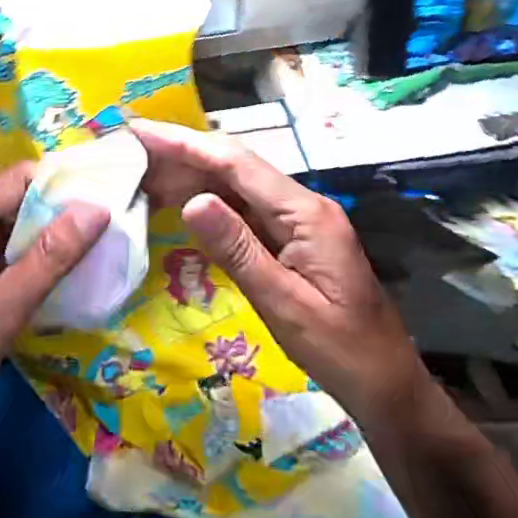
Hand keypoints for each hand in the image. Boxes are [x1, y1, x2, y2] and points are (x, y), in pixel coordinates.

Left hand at [0, 164, 110, 459]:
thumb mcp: (5, 307)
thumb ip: (52, 255)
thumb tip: (98, 207)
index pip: (18, 179)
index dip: (63, 184)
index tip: (110, 197)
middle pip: (13, 201)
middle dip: (58, 212)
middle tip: (110, 226)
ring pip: (7, 229)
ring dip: (46, 239)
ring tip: (96, 247)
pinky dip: (27, 261)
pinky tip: (60, 275)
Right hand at [131, 120, 428, 421]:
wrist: (387, 385)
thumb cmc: (341, 351)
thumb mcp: (284, 305)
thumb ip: (237, 250)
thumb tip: (190, 201)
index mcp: (306, 214)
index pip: (236, 165)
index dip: (185, 144)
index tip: (141, 132)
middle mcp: (302, 206)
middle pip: (234, 166)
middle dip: (181, 153)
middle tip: (130, 149)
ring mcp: (296, 221)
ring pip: (235, 184)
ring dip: (189, 174)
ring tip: (141, 171)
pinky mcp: (289, 238)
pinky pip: (241, 209)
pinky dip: (205, 200)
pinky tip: (176, 201)